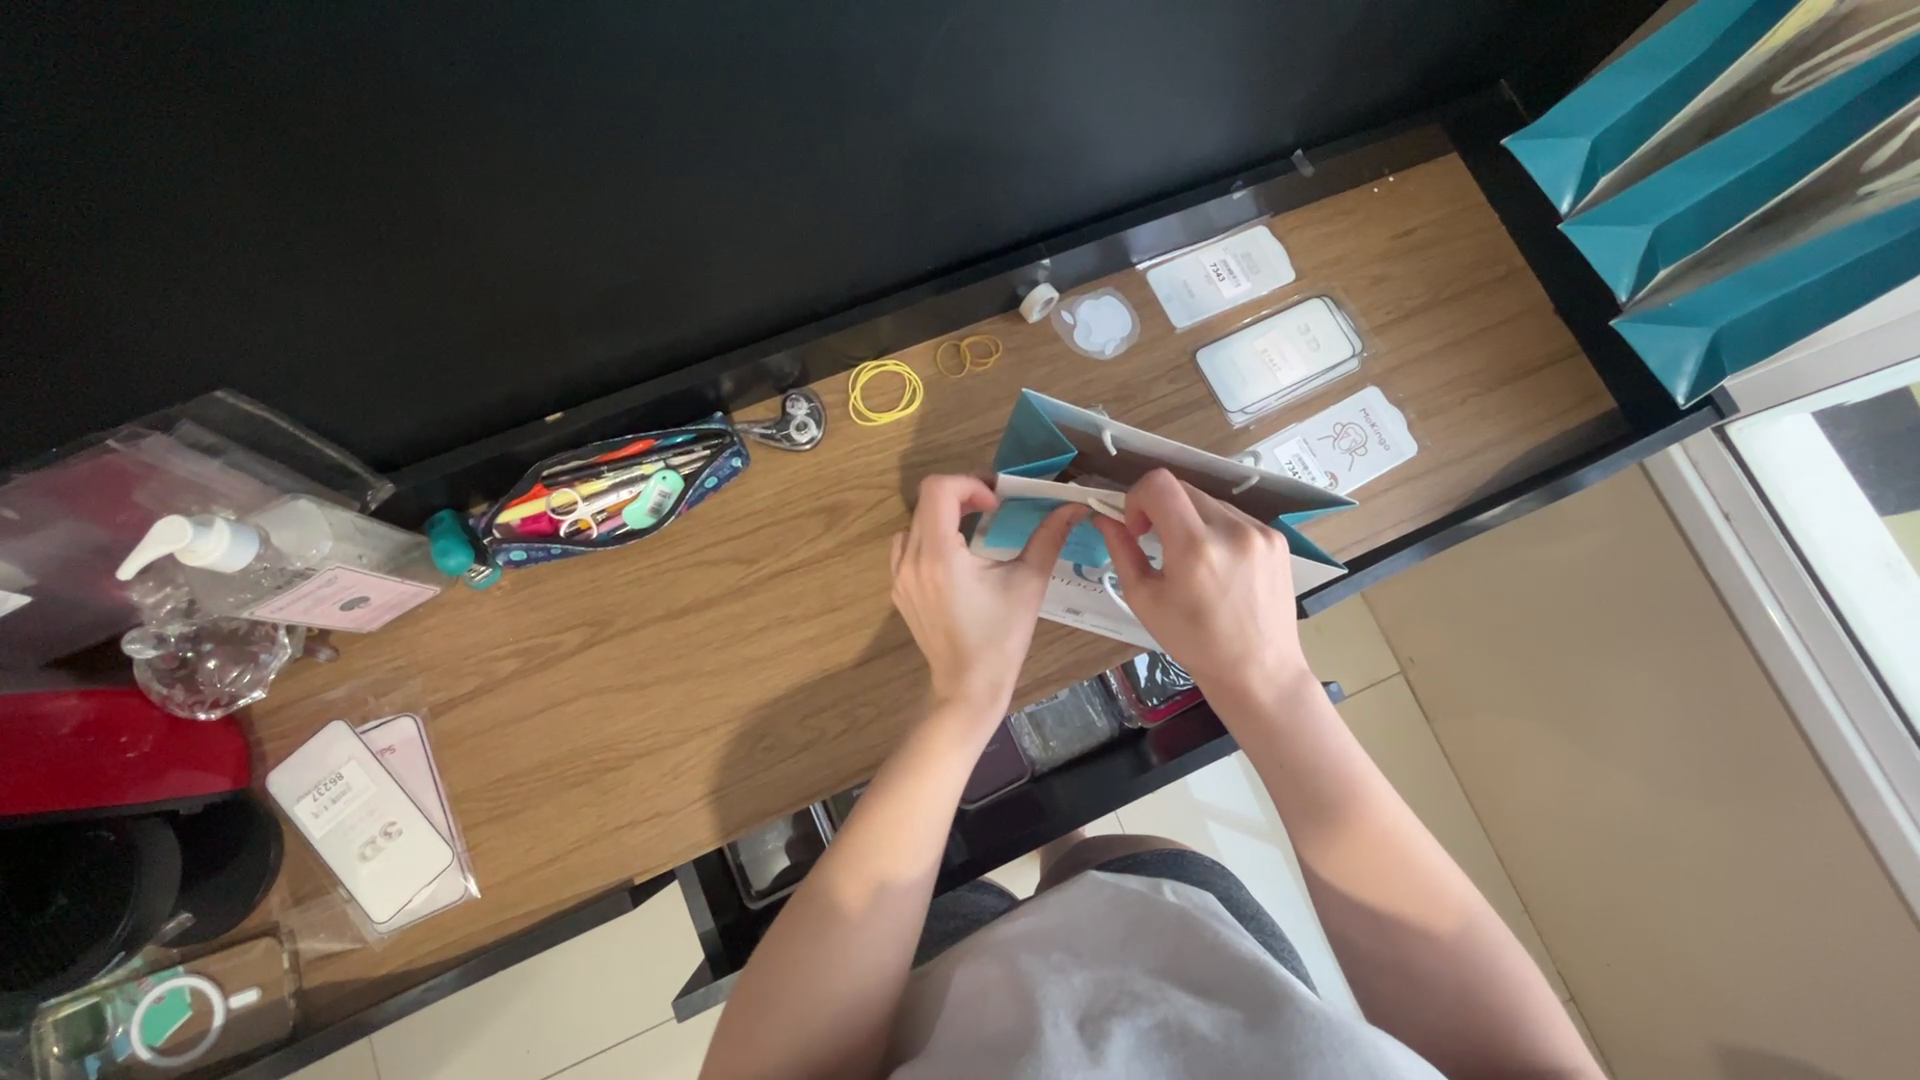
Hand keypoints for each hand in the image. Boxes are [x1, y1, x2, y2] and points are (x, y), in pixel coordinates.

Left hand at [891, 475, 1084, 715]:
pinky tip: (955, 558)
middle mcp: (910, 560)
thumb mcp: (1029, 583)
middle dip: (962, 496)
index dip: (970, 484)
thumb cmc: (1001, 638)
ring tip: (973, 533)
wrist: (968, 686)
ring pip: (913, 521)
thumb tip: (1073, 506)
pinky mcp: (898, 589)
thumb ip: (1049, 537)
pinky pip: (906, 547)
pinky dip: (928, 539)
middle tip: (993, 509)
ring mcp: (899, 576)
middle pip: (926, 500)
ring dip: (943, 516)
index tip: (996, 504)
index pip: (938, 489)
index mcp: (939, 555)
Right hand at [1091, 469, 1309, 699]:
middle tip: (1156, 543)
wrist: (1257, 669)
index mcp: (1194, 547)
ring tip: (1191, 560)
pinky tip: (1217, 565)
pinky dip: (1216, 530)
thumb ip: (1122, 551)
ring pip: (1208, 501)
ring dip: (1189, 519)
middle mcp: (1231, 530)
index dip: (1137, 498)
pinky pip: (1234, 517)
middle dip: (1160, 509)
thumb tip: (1104, 518)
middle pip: (1182, 488)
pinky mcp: (1276, 538)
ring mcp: (1259, 532)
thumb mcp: (1145, 599)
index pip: (1159, 484)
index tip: (1138, 528)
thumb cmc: (1194, 642)